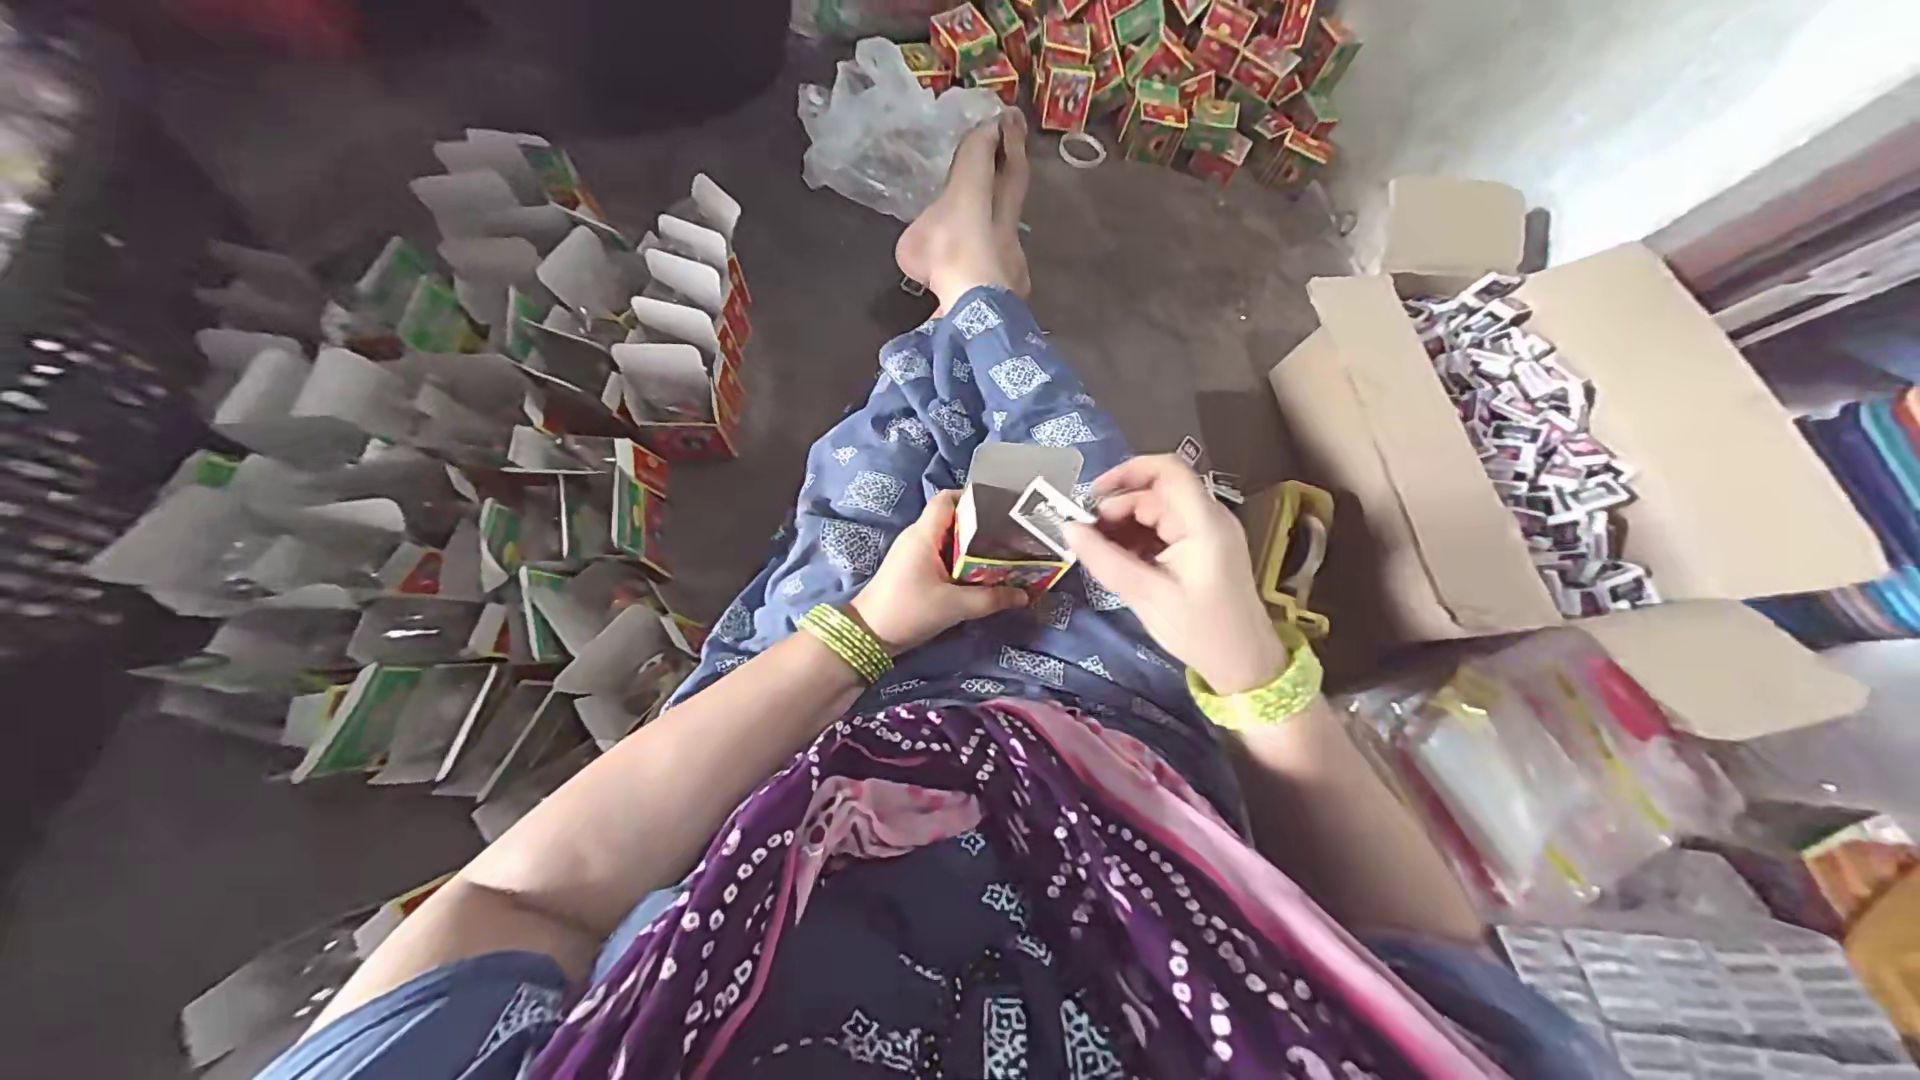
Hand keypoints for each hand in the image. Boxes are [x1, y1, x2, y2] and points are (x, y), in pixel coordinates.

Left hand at [850, 490, 1027, 652]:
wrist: (868, 635)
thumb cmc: (909, 611)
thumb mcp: (955, 606)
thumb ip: (991, 599)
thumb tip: (1024, 596)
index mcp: (923, 535)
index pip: (946, 499)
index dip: (971, 498)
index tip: (998, 510)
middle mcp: (916, 537)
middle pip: (951, 518)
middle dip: (979, 525)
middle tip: (1008, 536)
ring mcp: (912, 553)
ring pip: (947, 539)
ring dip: (970, 545)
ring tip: (1000, 553)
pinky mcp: (911, 570)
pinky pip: (940, 555)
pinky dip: (959, 559)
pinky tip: (978, 572)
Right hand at [1064, 455, 1286, 693]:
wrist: (1244, 665)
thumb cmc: (1200, 630)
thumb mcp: (1146, 595)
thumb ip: (1104, 559)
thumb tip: (1068, 528)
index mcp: (1203, 523)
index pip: (1168, 470)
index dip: (1127, 472)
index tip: (1092, 495)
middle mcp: (1207, 519)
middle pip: (1156, 493)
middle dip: (1117, 508)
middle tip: (1086, 535)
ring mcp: (1205, 534)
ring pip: (1156, 512)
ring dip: (1123, 525)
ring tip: (1097, 550)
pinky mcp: (1200, 550)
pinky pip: (1163, 531)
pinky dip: (1137, 539)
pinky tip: (1118, 559)